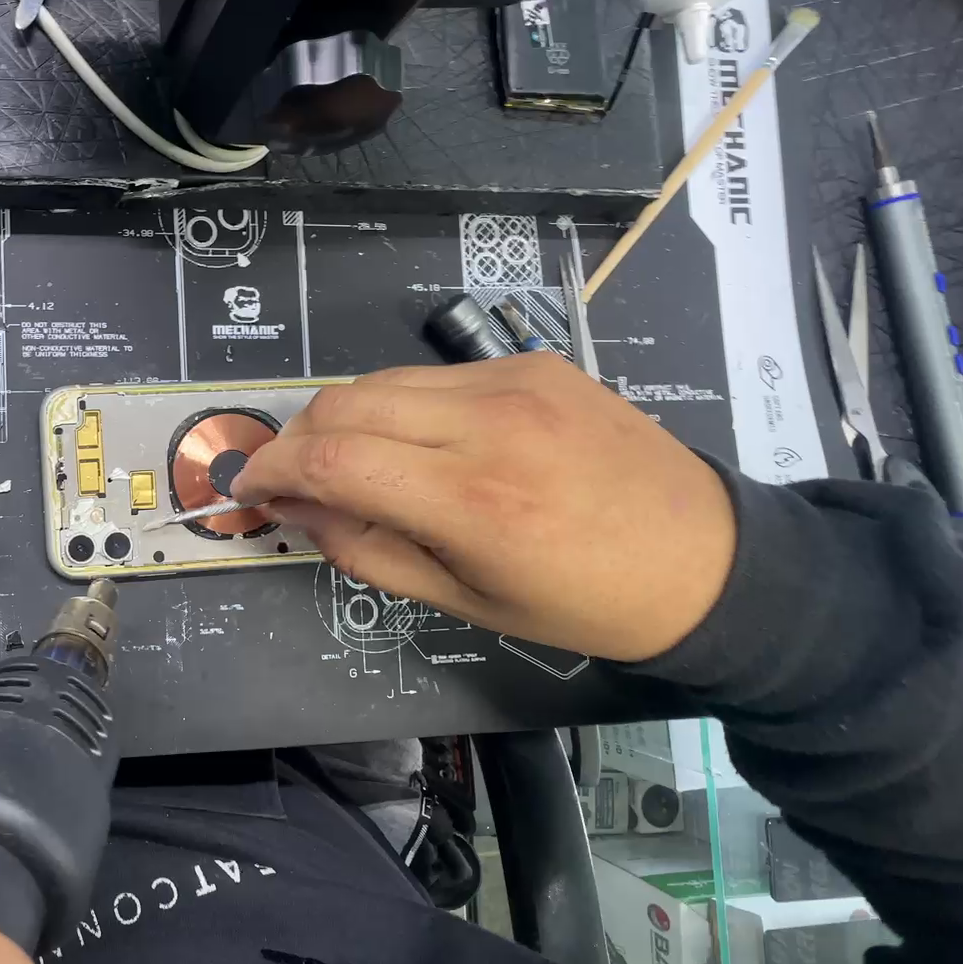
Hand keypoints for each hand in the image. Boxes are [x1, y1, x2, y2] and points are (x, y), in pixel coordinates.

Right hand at [233, 353, 734, 661]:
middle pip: (341, 406)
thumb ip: (360, 549)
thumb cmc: (578, 602)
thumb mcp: (457, 600)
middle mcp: (488, 424)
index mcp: (473, 500)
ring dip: (336, 419)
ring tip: (341, 460)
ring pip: (376, 382)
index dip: (271, 469)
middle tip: (288, 478)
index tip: (250, 489)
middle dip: (292, 440)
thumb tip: (294, 505)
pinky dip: (391, 406)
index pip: (331, 459)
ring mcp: (513, 380)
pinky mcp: (531, 362)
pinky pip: (425, 376)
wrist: (712, 560)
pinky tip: (408, 440)